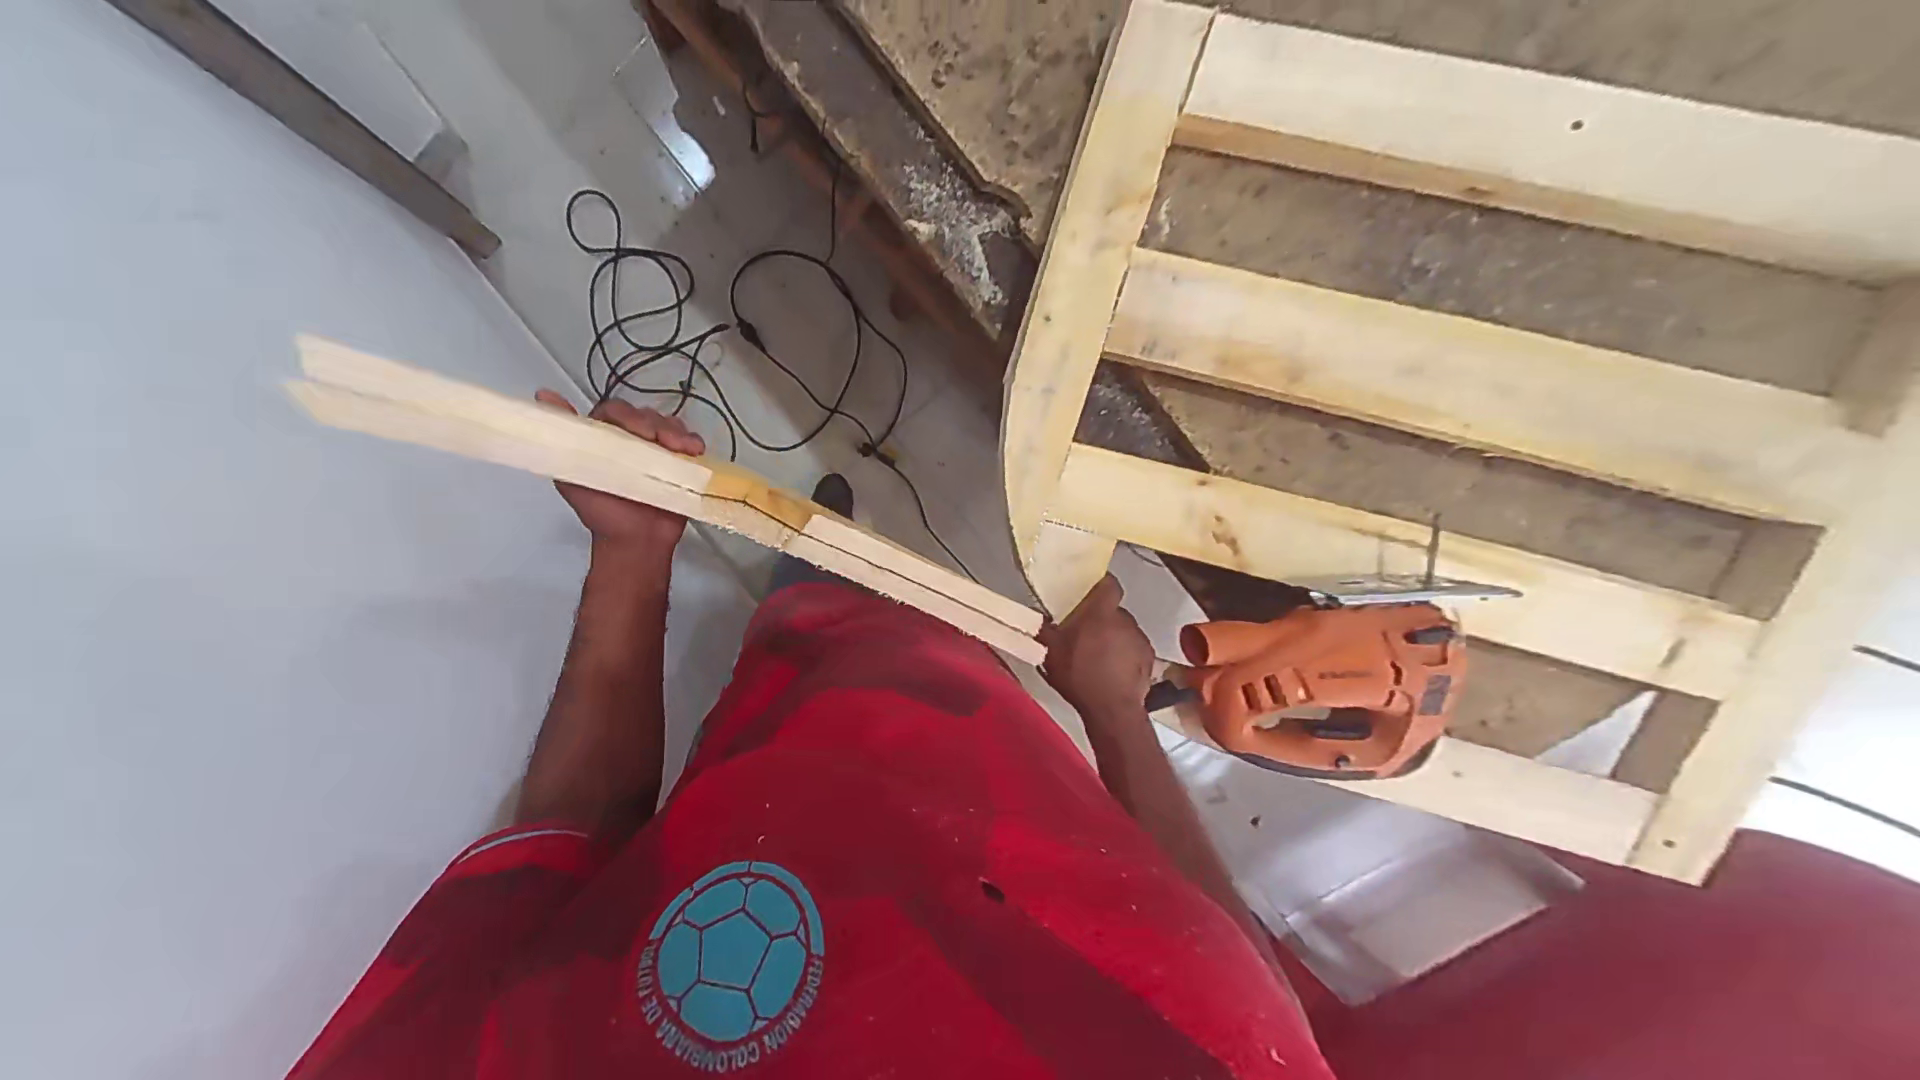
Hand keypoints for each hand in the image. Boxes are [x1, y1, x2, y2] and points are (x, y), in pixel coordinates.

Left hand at [534, 390, 705, 555]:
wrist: (637, 542)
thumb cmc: (603, 512)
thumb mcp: (572, 475)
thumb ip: (564, 438)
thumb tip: (544, 393)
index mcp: (602, 439)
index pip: (615, 412)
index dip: (631, 416)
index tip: (644, 433)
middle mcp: (629, 440)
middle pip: (646, 416)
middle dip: (659, 426)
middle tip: (668, 444)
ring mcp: (657, 451)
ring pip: (669, 425)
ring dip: (678, 434)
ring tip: (687, 450)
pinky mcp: (679, 463)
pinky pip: (689, 442)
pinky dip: (694, 443)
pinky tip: (696, 452)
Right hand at [1038, 574, 1155, 720]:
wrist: (1112, 709)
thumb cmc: (1080, 676)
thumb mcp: (1051, 653)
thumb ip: (1044, 631)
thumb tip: (1038, 620)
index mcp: (1100, 613)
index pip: (1109, 584)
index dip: (1101, 585)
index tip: (1091, 591)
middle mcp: (1124, 620)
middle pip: (1114, 611)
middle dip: (1102, 620)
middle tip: (1086, 634)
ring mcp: (1140, 639)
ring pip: (1124, 631)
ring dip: (1114, 639)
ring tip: (1098, 658)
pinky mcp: (1149, 659)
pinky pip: (1134, 650)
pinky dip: (1126, 656)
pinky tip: (1112, 672)